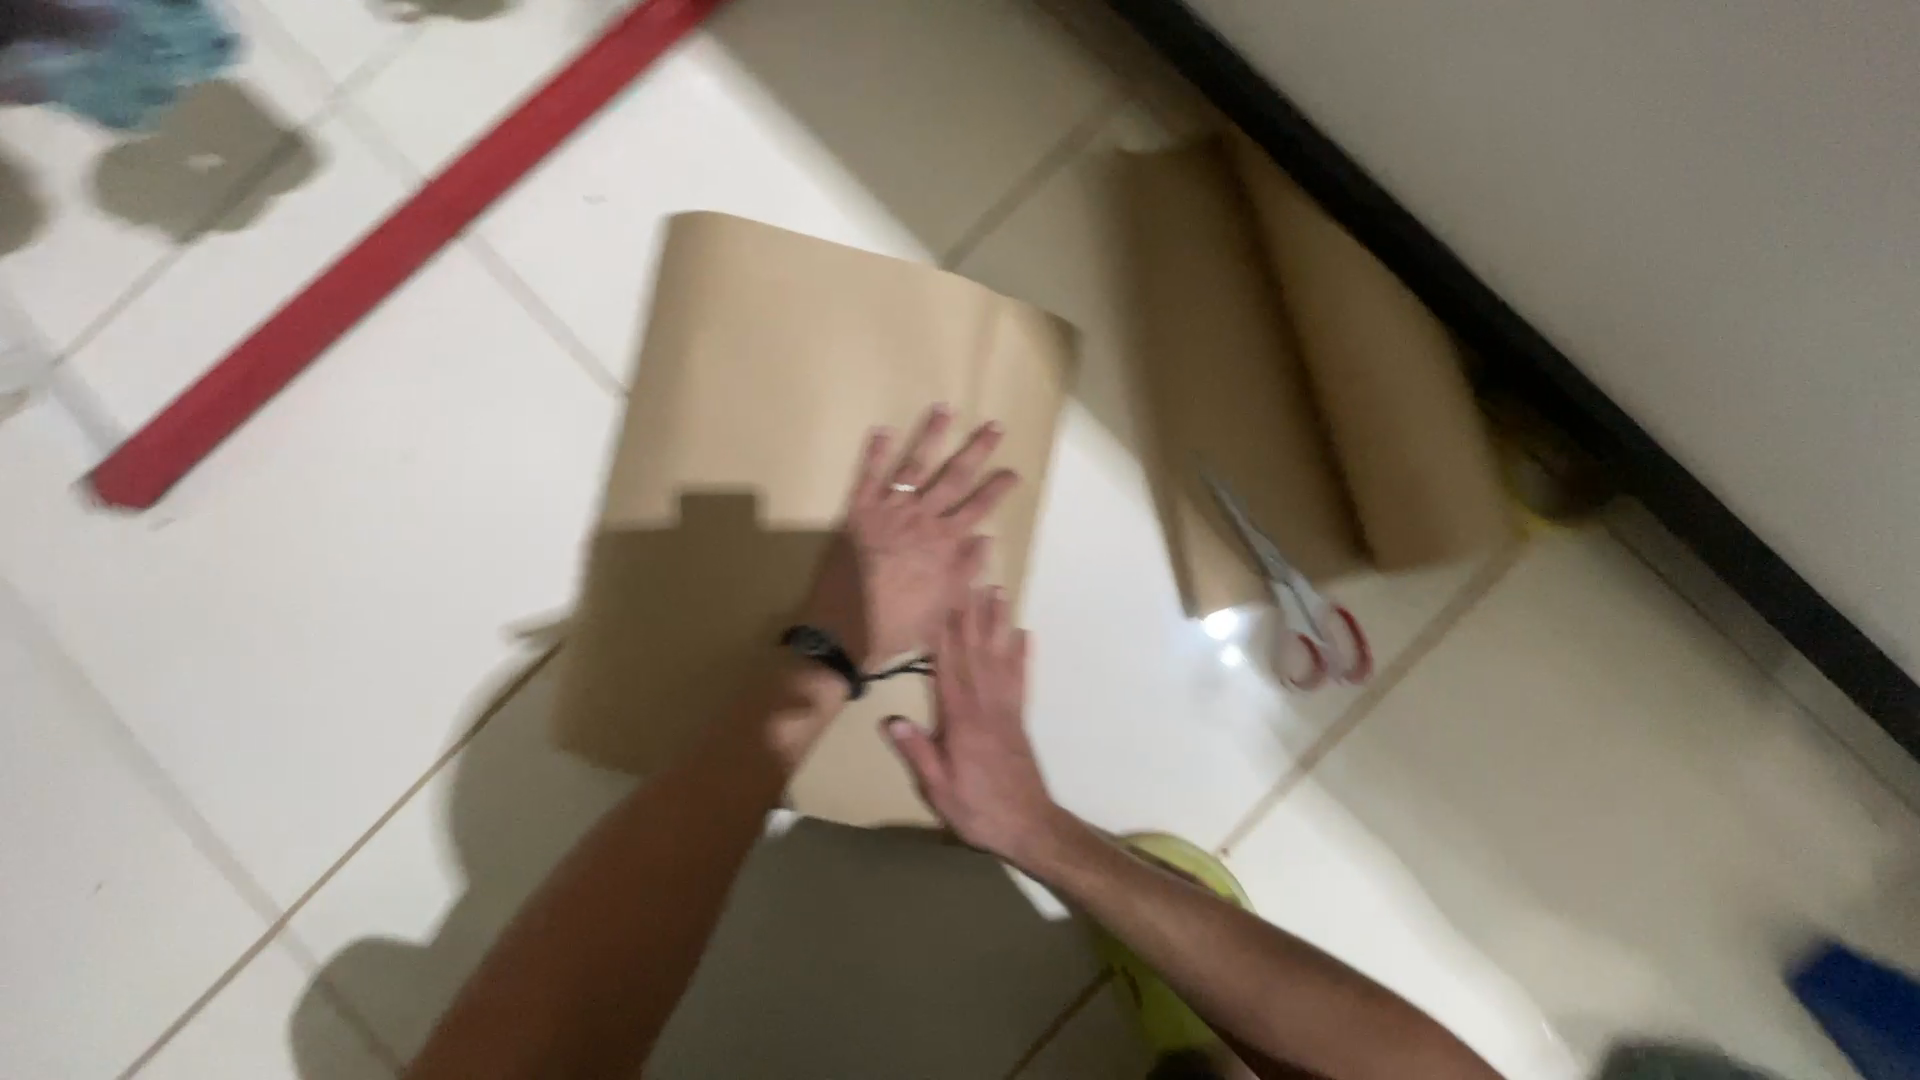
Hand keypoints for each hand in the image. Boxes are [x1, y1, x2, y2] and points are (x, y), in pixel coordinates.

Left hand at [796, 405, 1017, 667]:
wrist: (845, 631)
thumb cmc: (896, 625)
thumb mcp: (943, 607)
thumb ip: (964, 571)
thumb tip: (984, 538)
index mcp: (944, 544)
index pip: (978, 508)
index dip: (997, 489)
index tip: (1013, 472)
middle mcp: (921, 520)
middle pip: (955, 477)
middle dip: (977, 451)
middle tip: (995, 427)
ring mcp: (888, 512)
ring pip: (915, 466)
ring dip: (931, 436)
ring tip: (944, 409)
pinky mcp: (857, 512)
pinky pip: (867, 476)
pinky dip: (874, 452)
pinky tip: (882, 430)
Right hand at [883, 587, 1068, 863]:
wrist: (1029, 826)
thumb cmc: (978, 810)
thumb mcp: (939, 789)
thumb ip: (919, 753)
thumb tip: (891, 720)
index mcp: (962, 721)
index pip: (949, 669)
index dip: (945, 634)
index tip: (943, 601)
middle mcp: (986, 707)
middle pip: (977, 652)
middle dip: (973, 614)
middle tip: (974, 577)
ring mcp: (1007, 710)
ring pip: (1000, 658)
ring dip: (998, 624)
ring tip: (998, 592)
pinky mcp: (1020, 719)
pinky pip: (1022, 679)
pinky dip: (1024, 655)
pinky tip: (1025, 634)